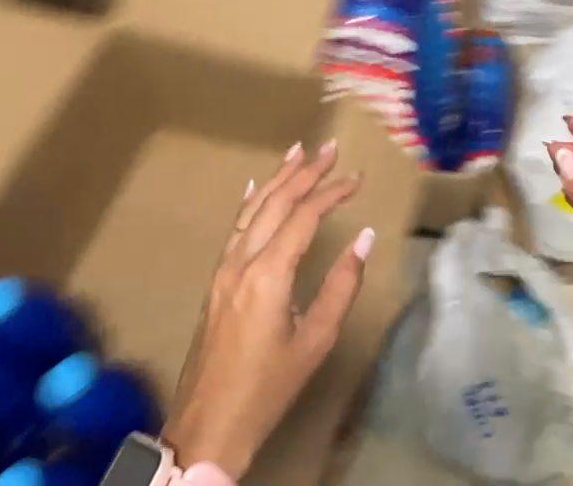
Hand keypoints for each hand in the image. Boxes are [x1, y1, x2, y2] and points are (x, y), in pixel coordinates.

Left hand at [163, 139, 376, 476]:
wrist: (208, 424)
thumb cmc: (269, 386)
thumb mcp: (316, 340)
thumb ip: (342, 285)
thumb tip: (364, 238)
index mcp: (269, 273)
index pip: (304, 216)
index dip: (332, 193)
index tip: (357, 178)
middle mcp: (242, 261)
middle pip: (276, 203)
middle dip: (305, 173)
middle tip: (330, 148)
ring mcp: (224, 270)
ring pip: (253, 211)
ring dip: (277, 179)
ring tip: (296, 152)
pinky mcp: (217, 281)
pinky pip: (236, 228)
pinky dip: (251, 203)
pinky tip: (256, 189)